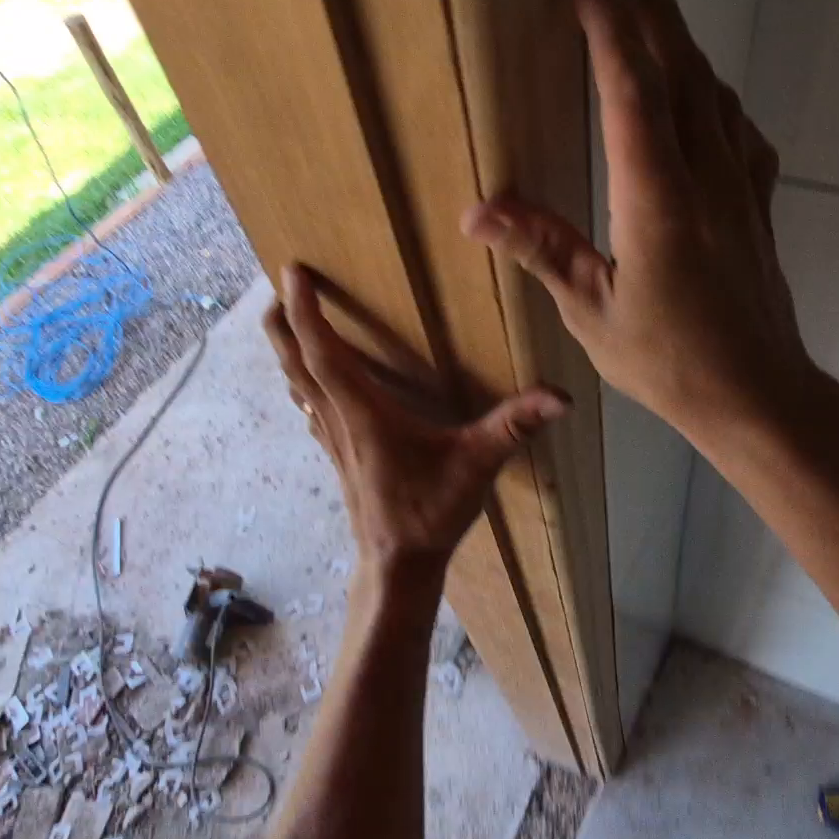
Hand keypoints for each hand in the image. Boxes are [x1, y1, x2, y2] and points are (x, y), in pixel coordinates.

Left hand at [263, 265, 568, 590]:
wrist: (397, 566)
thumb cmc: (430, 513)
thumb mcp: (476, 465)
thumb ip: (514, 427)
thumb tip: (561, 396)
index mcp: (364, 413)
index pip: (325, 352)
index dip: (306, 311)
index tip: (294, 272)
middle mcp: (339, 420)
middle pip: (296, 363)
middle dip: (282, 322)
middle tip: (276, 284)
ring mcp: (333, 440)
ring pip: (297, 384)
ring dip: (287, 349)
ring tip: (285, 319)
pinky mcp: (337, 455)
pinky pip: (310, 406)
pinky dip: (302, 381)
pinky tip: (309, 383)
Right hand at [461, 0, 813, 443]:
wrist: (757, 394)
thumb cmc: (669, 363)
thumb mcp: (591, 314)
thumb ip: (543, 251)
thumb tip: (477, 211)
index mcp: (658, 200)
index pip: (632, 92)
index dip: (608, 29)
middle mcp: (707, 179)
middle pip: (682, 73)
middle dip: (653, 13)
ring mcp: (742, 189)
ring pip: (715, 96)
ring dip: (686, 47)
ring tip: (659, 14)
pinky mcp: (759, 208)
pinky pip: (741, 133)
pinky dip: (718, 99)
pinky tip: (708, 100)